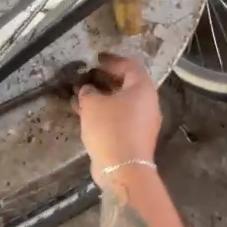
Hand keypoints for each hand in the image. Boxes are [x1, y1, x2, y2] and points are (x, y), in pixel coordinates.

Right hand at [73, 52, 161, 171]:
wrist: (123, 168)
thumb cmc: (110, 128)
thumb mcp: (92, 104)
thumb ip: (88, 91)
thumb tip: (87, 89)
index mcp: (142, 89)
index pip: (129, 66)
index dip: (112, 60)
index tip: (96, 58)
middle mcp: (147, 103)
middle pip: (126, 84)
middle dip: (104, 79)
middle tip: (86, 76)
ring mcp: (142, 122)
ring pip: (121, 102)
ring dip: (101, 97)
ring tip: (80, 96)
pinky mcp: (134, 136)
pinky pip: (119, 117)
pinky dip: (104, 112)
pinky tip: (84, 114)